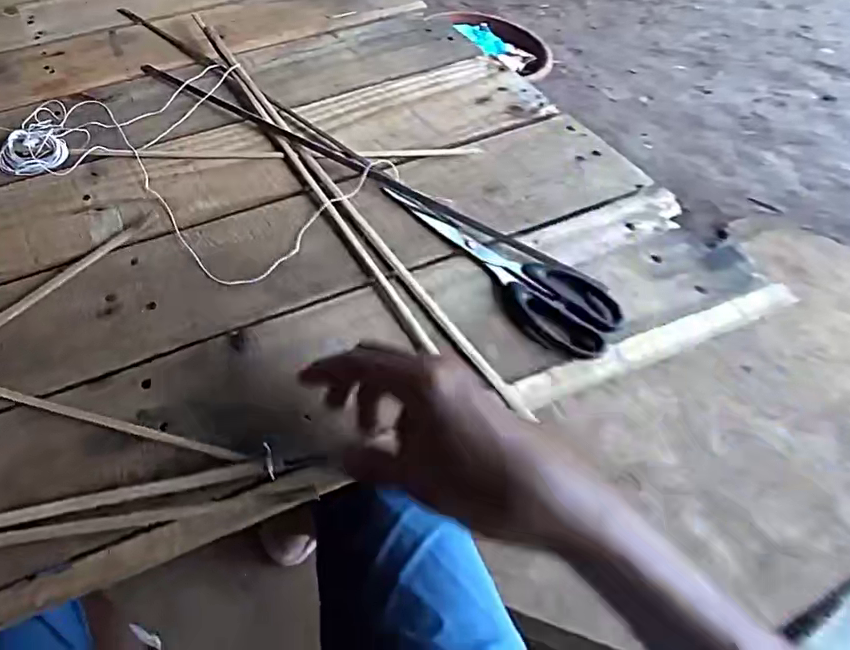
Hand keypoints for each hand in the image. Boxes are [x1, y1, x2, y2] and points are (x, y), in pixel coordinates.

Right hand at [299, 346, 625, 550]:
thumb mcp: (416, 479)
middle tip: (333, 413)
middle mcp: (433, 366)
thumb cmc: (478, 484)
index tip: (301, 382)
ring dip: (375, 393)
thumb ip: (371, 461)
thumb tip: (338, 453)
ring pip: (398, 370)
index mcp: (417, 379)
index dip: (326, 370)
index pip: (358, 362)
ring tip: (372, 434)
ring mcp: (452, 374)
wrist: (549, 491)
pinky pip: (418, 382)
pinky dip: (399, 400)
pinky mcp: (465, 389)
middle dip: (349, 381)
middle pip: (376, 358)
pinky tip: (403, 438)